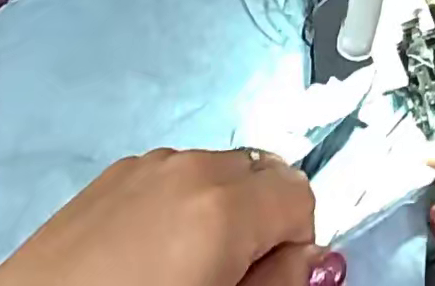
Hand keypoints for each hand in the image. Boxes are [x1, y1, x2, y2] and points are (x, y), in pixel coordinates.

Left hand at [0, 148, 347, 285]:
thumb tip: (318, 260)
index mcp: (221, 205)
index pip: (299, 191)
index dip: (295, 243)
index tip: (267, 280)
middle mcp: (189, 165)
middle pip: (260, 171)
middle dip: (261, 219)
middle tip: (229, 277)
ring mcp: (148, 161)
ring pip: (218, 167)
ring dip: (222, 207)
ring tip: (184, 266)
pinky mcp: (115, 169)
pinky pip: (176, 171)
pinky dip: (183, 199)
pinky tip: (148, 251)